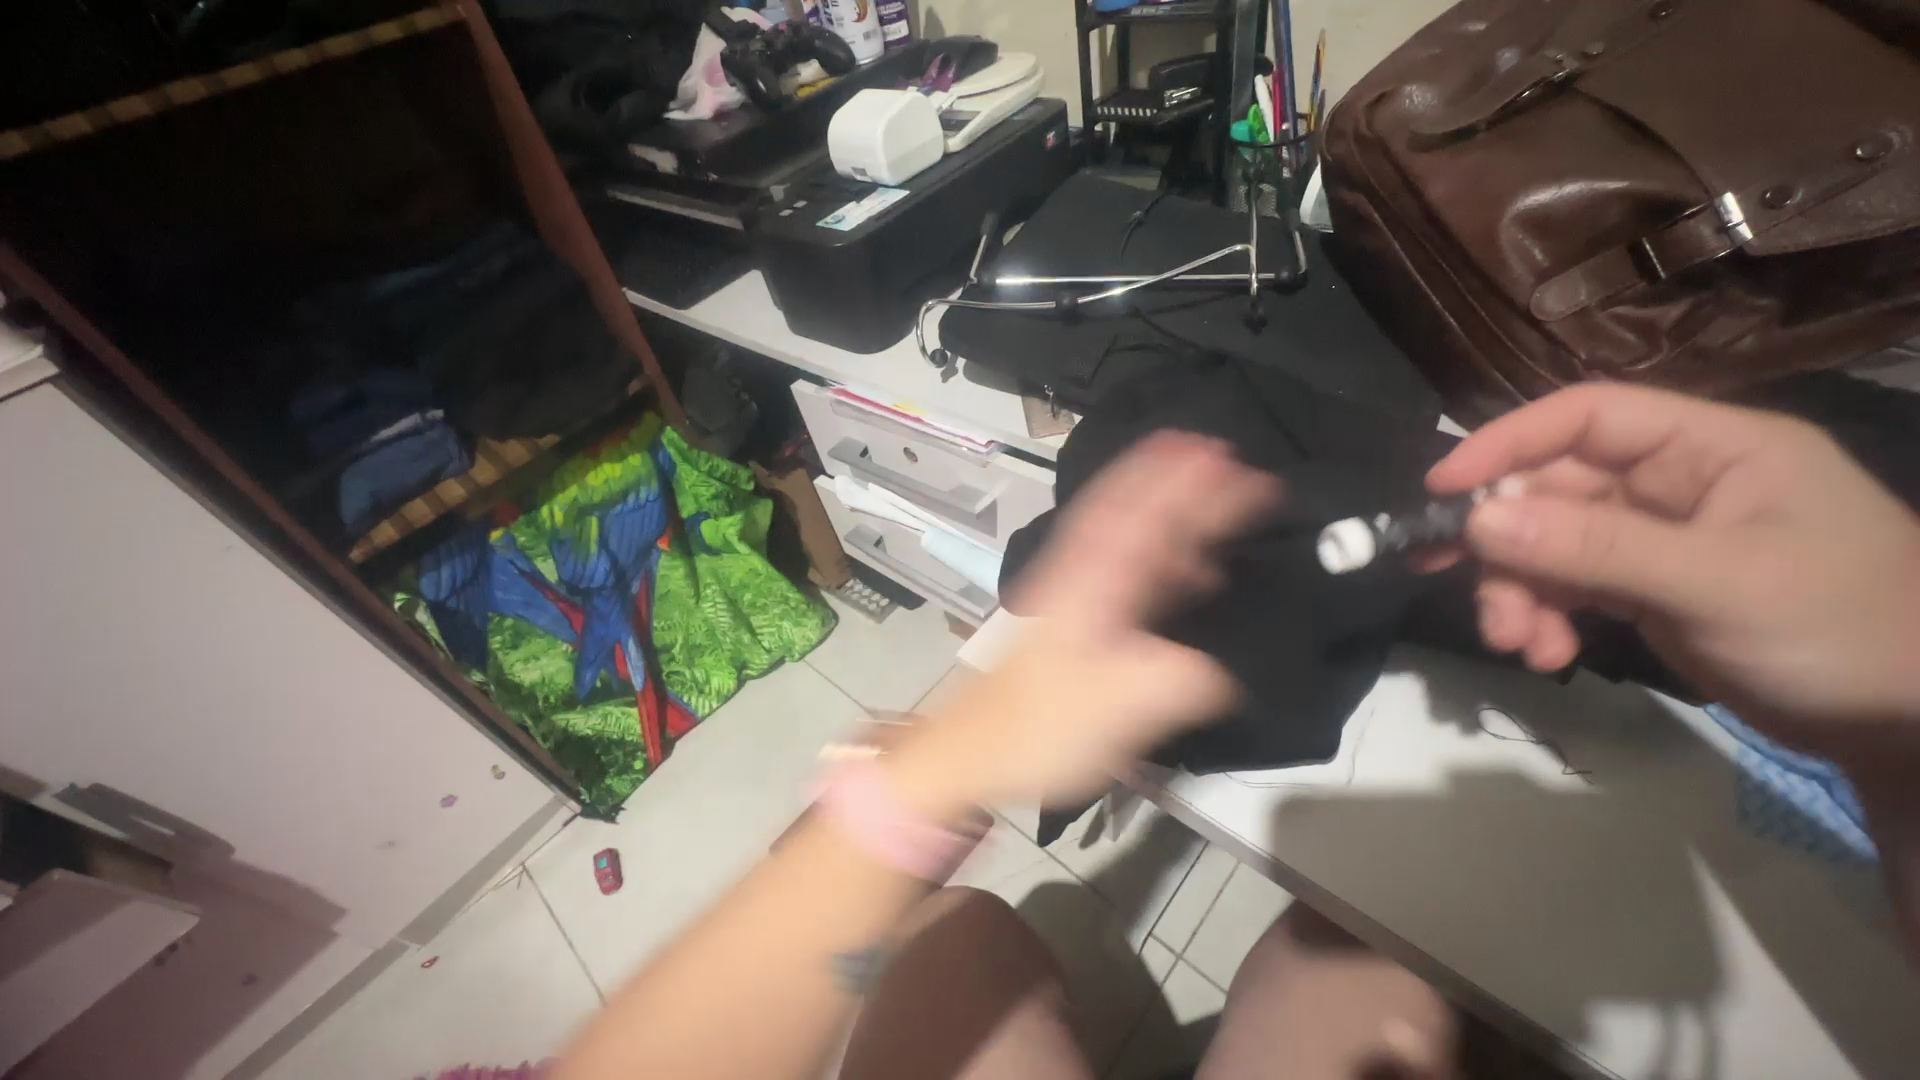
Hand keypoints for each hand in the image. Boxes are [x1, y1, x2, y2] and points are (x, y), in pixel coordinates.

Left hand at [887, 432, 1281, 812]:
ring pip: (1132, 539)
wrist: (975, 751)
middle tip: (1229, 461)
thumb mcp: (1118, 707)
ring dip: (1175, 516)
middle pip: (1135, 513)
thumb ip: (1181, 681)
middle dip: (1182, 483)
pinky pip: (1130, 575)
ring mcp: (1078, 598)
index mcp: (1090, 583)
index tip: (1218, 453)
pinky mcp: (1080, 625)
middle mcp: (1083, 577)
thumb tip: (1223, 673)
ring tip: (1218, 503)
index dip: (1178, 479)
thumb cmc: (1035, 728)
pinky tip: (1191, 575)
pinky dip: (1165, 564)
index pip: (1140, 513)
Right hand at [1425, 383, 1919, 742]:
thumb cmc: (1847, 629)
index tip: (1441, 486)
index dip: (1505, 443)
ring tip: (1516, 642)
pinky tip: (1548, 654)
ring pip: (1543, 544)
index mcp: (1708, 448)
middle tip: (1449, 579)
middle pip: (1548, 489)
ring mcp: (1651, 537)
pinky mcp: (1638, 586)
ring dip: (1515, 591)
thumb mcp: (1719, 583)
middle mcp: (1670, 482)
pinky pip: (1561, 587)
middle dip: (1503, 543)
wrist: (1914, 726)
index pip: (1584, 418)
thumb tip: (1476, 521)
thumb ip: (1595, 548)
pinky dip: (1541, 618)